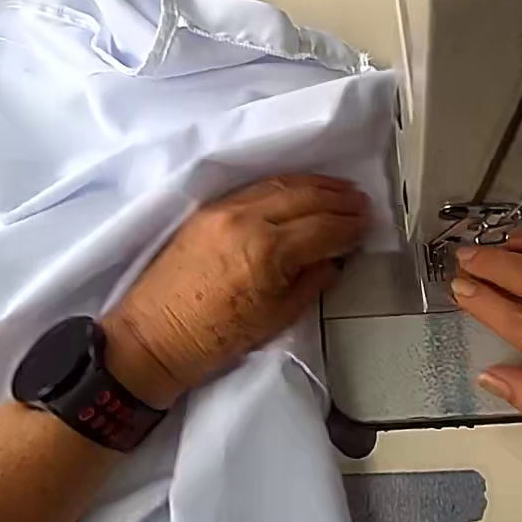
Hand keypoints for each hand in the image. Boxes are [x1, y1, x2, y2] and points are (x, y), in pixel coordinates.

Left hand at [103, 175, 369, 408]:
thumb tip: (332, 257)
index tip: (367, 225)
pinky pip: (253, 187)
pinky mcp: (206, 211)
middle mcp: (245, 220)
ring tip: (338, 191)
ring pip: (279, 183)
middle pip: (305, 196)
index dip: (351, 226)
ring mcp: (222, 210)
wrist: (154, 336)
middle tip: (360, 203)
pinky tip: (297, 190)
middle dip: (338, 199)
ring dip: (314, 185)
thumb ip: (311, 281)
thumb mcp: (277, 318)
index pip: (323, 227)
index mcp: (267, 251)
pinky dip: (282, 185)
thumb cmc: (212, 338)